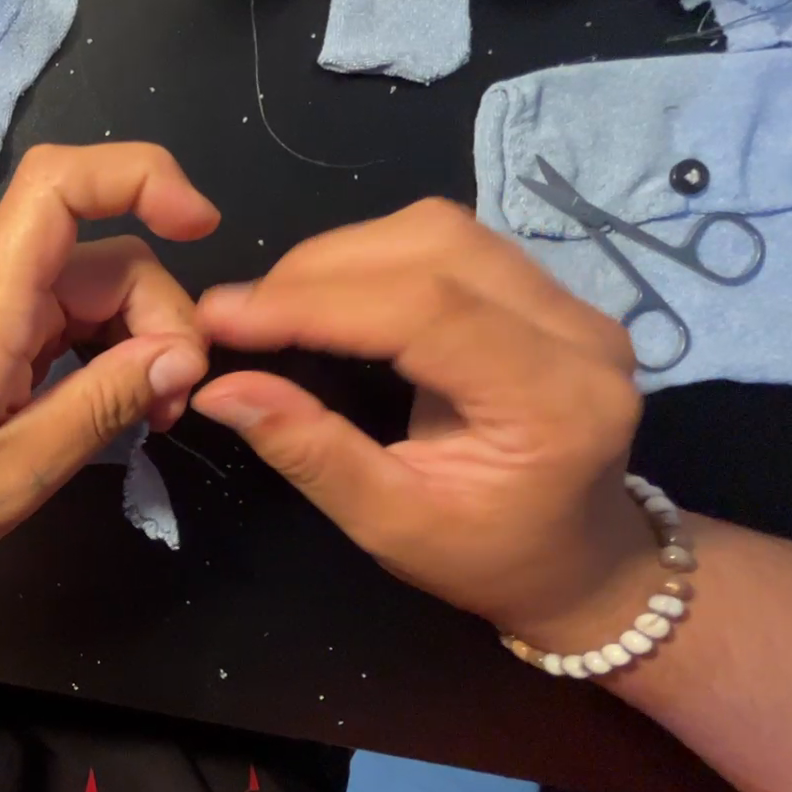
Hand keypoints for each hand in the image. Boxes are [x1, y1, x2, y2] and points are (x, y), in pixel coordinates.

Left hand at [0, 144, 217, 580]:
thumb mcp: (16, 470)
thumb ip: (101, 406)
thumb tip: (180, 356)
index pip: (57, 186)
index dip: (138, 176)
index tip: (202, 225)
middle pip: (106, 257)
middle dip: (162, 318)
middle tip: (170, 405)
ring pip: (95, 290)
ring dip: (140, 342)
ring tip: (149, 416)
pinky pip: (69, 322)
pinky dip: (107, 355)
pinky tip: (116, 406)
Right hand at [190, 199, 655, 642]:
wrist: (574, 561)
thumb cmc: (482, 557)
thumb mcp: (384, 524)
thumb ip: (306, 451)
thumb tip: (216, 390)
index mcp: (551, 401)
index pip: (422, 312)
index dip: (309, 304)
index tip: (217, 317)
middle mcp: (575, 330)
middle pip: (430, 248)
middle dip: (311, 272)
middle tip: (235, 316)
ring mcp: (565, 301)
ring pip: (434, 230)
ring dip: (334, 256)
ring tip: (272, 305)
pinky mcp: (537, 291)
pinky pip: (440, 242)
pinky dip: (361, 257)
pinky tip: (321, 295)